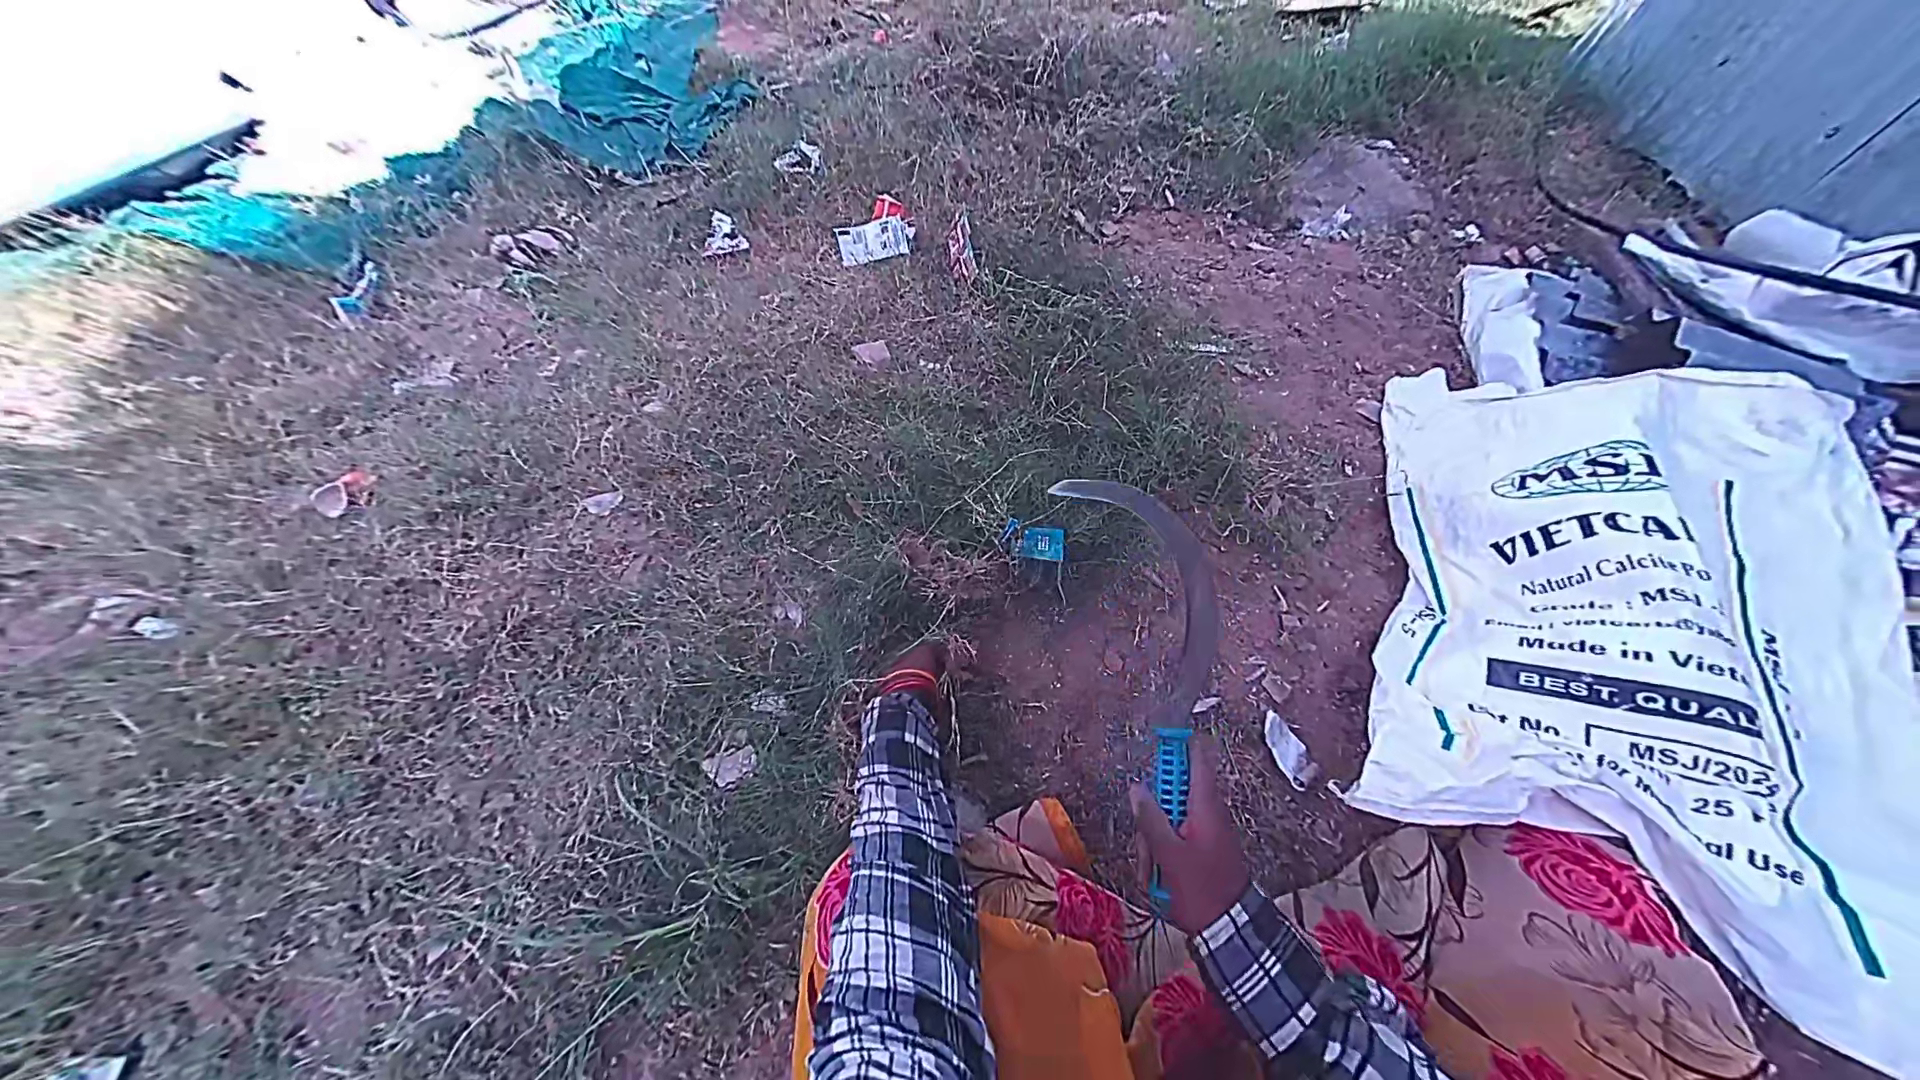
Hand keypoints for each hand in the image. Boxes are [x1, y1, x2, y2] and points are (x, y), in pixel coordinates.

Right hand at [1130, 737, 1251, 934]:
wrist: (1232, 933)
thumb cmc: (1201, 889)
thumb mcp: (1168, 854)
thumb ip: (1150, 818)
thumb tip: (1137, 787)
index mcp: (1205, 806)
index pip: (1197, 760)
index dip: (1179, 745)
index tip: (1160, 740)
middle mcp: (1208, 813)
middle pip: (1173, 793)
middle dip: (1153, 813)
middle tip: (1147, 841)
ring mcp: (1207, 831)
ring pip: (1170, 818)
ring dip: (1155, 840)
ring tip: (1152, 869)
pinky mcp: (1204, 848)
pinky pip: (1177, 837)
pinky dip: (1164, 852)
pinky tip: (1158, 875)